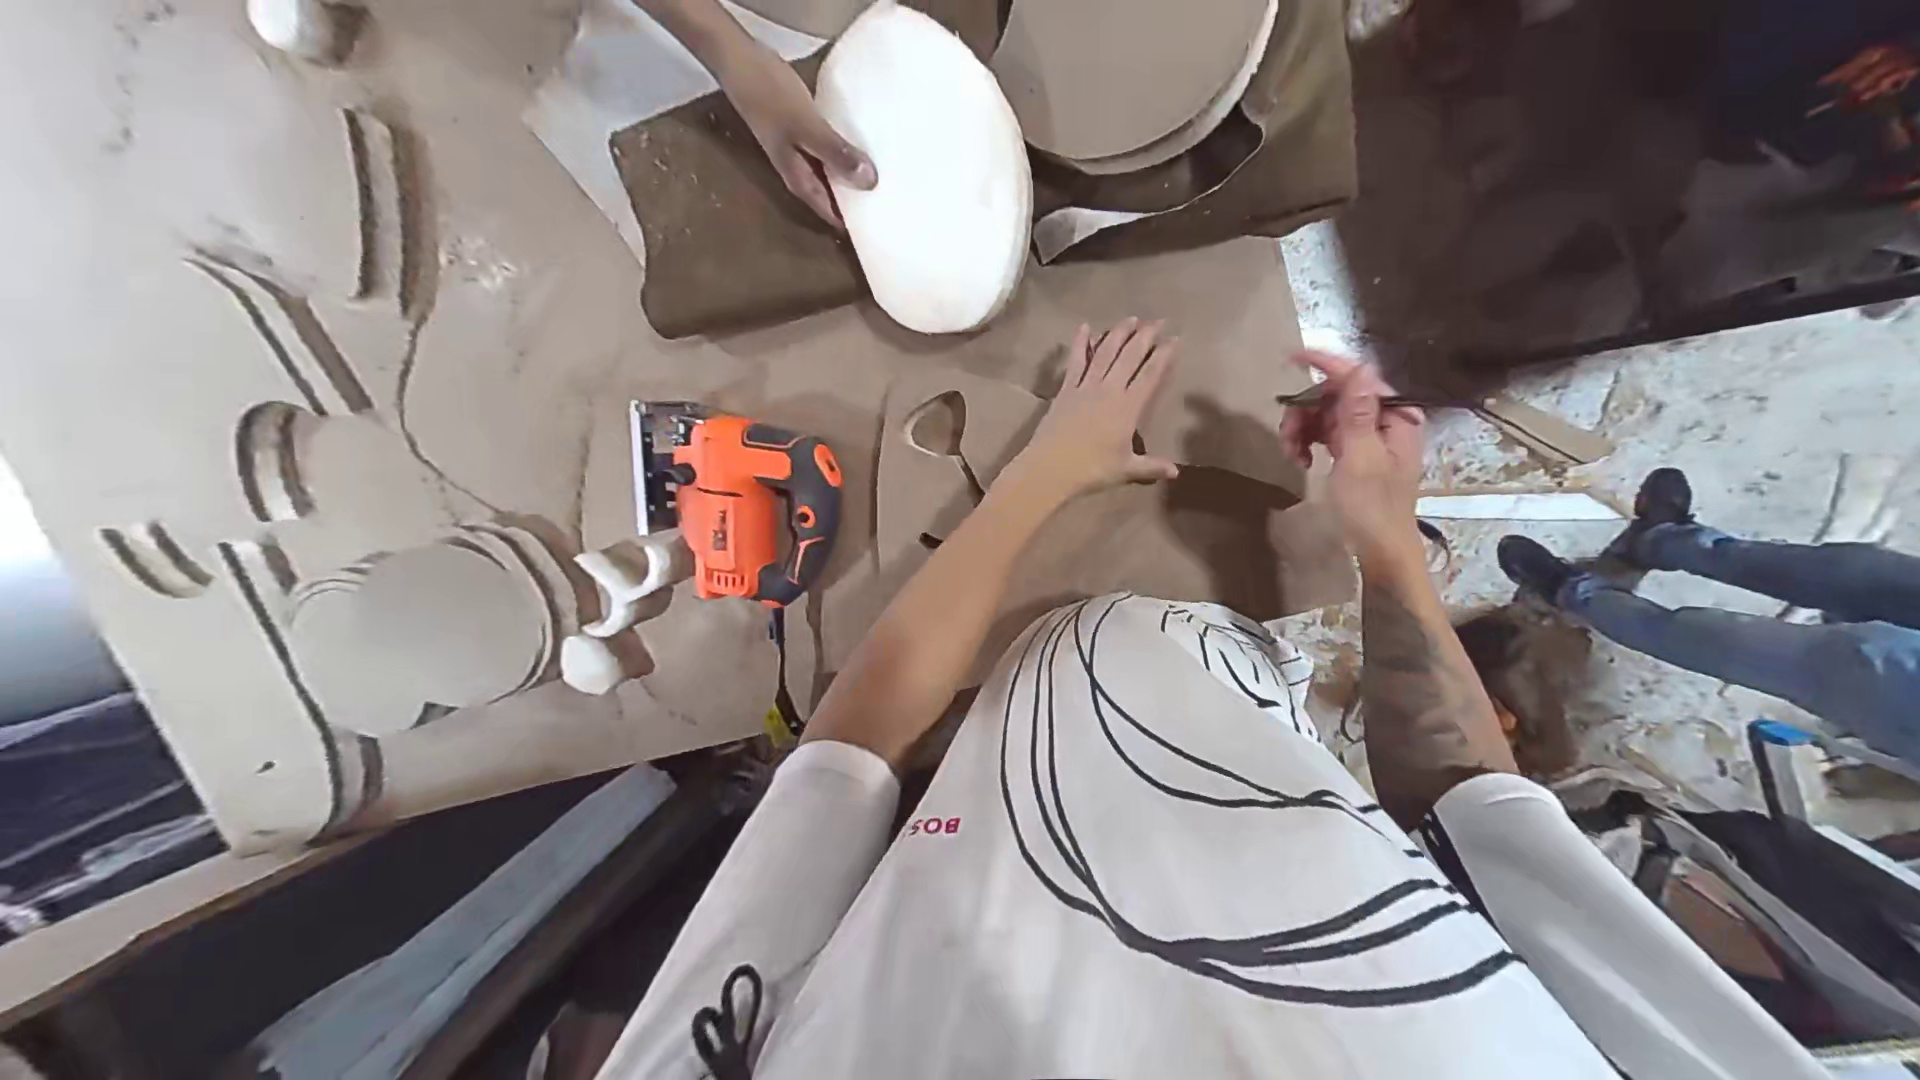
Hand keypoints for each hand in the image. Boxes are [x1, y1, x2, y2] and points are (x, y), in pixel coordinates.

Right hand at [717, 44, 876, 227]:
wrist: (739, 58)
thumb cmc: (770, 94)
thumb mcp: (807, 127)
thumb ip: (837, 154)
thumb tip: (871, 183)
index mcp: (801, 182)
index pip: (833, 218)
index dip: (856, 227)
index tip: (884, 230)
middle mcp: (802, 175)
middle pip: (836, 201)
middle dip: (861, 205)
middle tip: (895, 208)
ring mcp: (803, 155)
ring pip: (835, 178)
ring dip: (856, 180)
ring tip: (890, 183)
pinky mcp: (806, 135)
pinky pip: (833, 154)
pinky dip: (848, 156)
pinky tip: (867, 150)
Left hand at [1004, 318, 1180, 503]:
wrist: (1050, 468)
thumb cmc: (1091, 470)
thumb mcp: (1126, 469)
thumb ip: (1151, 467)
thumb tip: (1176, 473)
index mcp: (1128, 408)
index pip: (1151, 375)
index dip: (1164, 356)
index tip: (1175, 339)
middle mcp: (1109, 390)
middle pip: (1130, 356)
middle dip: (1145, 336)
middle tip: (1157, 321)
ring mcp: (1085, 387)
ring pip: (1105, 352)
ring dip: (1118, 333)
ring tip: (1130, 319)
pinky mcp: (1065, 390)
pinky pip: (1075, 361)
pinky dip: (1080, 343)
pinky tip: (1084, 327)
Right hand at [1278, 350, 1426, 570]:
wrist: (1379, 548)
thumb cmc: (1371, 508)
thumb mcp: (1360, 460)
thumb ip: (1356, 414)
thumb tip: (1358, 369)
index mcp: (1395, 417)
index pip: (1358, 378)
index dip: (1326, 365)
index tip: (1292, 357)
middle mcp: (1383, 421)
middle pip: (1335, 397)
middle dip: (1305, 412)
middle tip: (1286, 437)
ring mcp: (1367, 437)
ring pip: (1324, 416)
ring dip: (1301, 431)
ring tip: (1292, 455)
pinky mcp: (1353, 452)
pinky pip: (1324, 434)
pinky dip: (1308, 443)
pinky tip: (1302, 461)